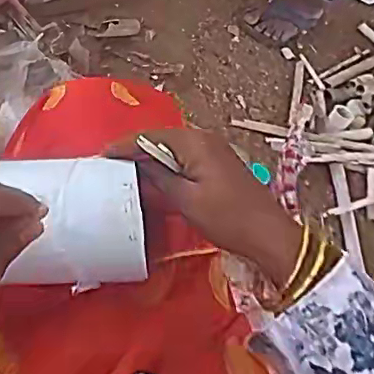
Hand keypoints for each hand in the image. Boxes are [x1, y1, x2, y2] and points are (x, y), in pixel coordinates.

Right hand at [105, 129, 302, 286]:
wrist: (270, 236)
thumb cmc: (228, 218)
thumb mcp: (186, 200)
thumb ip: (159, 177)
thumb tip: (138, 164)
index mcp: (194, 142)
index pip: (150, 136)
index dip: (125, 145)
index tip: (103, 153)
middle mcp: (204, 138)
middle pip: (161, 138)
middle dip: (136, 149)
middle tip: (112, 162)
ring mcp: (213, 149)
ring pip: (172, 148)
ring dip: (151, 157)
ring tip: (127, 169)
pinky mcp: (218, 162)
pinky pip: (185, 156)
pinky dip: (168, 164)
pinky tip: (156, 176)